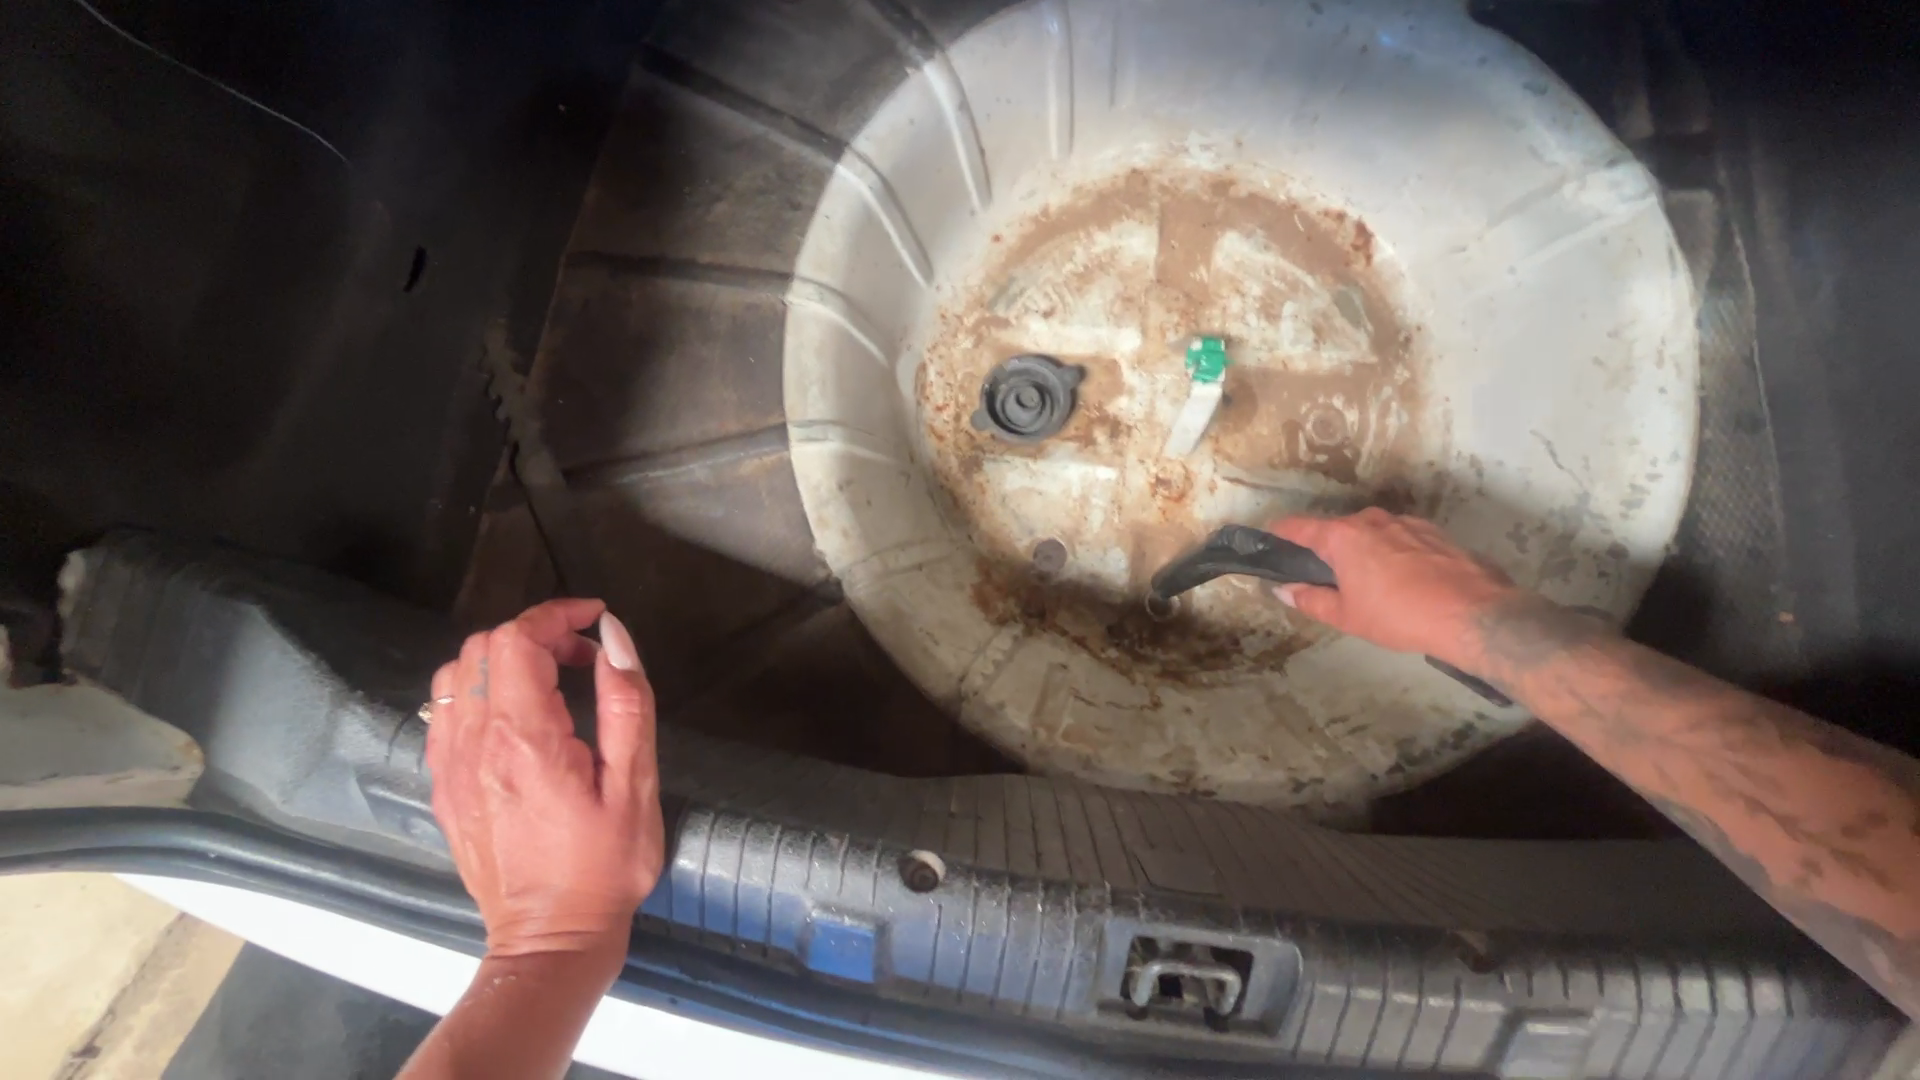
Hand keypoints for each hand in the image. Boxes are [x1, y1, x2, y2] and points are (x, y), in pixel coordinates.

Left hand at [426, 598, 663, 963]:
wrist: (549, 940)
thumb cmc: (606, 863)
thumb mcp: (636, 783)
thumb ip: (627, 703)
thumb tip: (614, 637)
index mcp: (525, 739)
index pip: (518, 640)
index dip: (556, 614)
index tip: (596, 617)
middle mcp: (474, 744)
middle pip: (484, 647)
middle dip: (538, 632)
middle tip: (586, 656)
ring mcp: (450, 767)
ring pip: (458, 674)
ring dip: (506, 658)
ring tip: (555, 679)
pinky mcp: (444, 786)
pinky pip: (446, 711)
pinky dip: (482, 688)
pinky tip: (520, 713)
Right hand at [1267, 509, 1519, 668]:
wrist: (1475, 615)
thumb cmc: (1399, 615)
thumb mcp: (1346, 616)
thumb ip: (1310, 599)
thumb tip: (1283, 589)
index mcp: (1342, 536)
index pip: (1296, 526)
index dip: (1279, 534)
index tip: (1270, 543)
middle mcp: (1371, 520)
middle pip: (1336, 530)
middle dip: (1327, 550)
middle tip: (1327, 578)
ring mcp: (1407, 523)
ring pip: (1372, 533)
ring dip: (1364, 551)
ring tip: (1371, 583)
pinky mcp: (1436, 533)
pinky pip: (1402, 539)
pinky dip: (1394, 554)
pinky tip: (1406, 581)